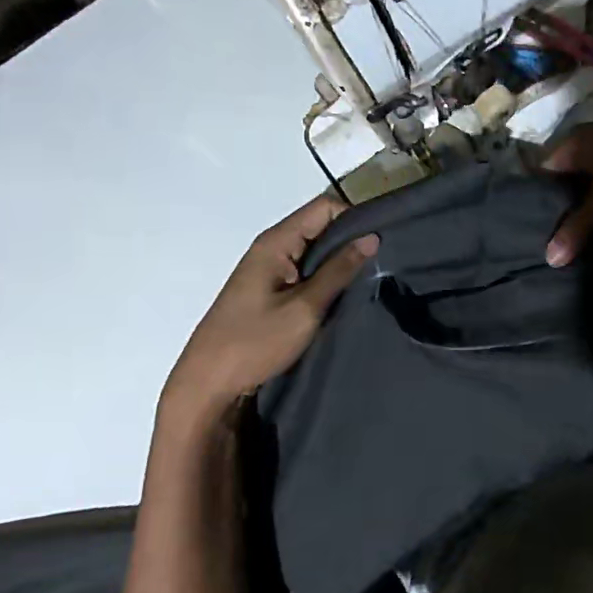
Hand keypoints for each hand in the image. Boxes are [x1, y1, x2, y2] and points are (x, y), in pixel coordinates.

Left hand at [166, 196, 377, 414]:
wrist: (207, 385)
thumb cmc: (254, 344)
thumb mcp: (304, 308)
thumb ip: (338, 271)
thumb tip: (372, 238)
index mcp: (276, 242)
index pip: (324, 207)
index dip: (355, 216)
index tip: (384, 238)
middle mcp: (271, 248)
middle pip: (320, 226)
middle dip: (351, 239)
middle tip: (385, 260)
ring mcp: (269, 269)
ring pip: (315, 251)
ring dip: (340, 261)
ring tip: (372, 277)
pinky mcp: (270, 290)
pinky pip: (305, 271)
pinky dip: (326, 277)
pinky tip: (345, 293)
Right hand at [543, 101, 592, 265]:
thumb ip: (580, 224)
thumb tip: (548, 258)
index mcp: (580, 141)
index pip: (543, 170)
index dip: (533, 199)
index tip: (523, 232)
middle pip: (569, 182)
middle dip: (562, 212)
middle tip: (548, 249)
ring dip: (590, 216)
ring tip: (573, 252)